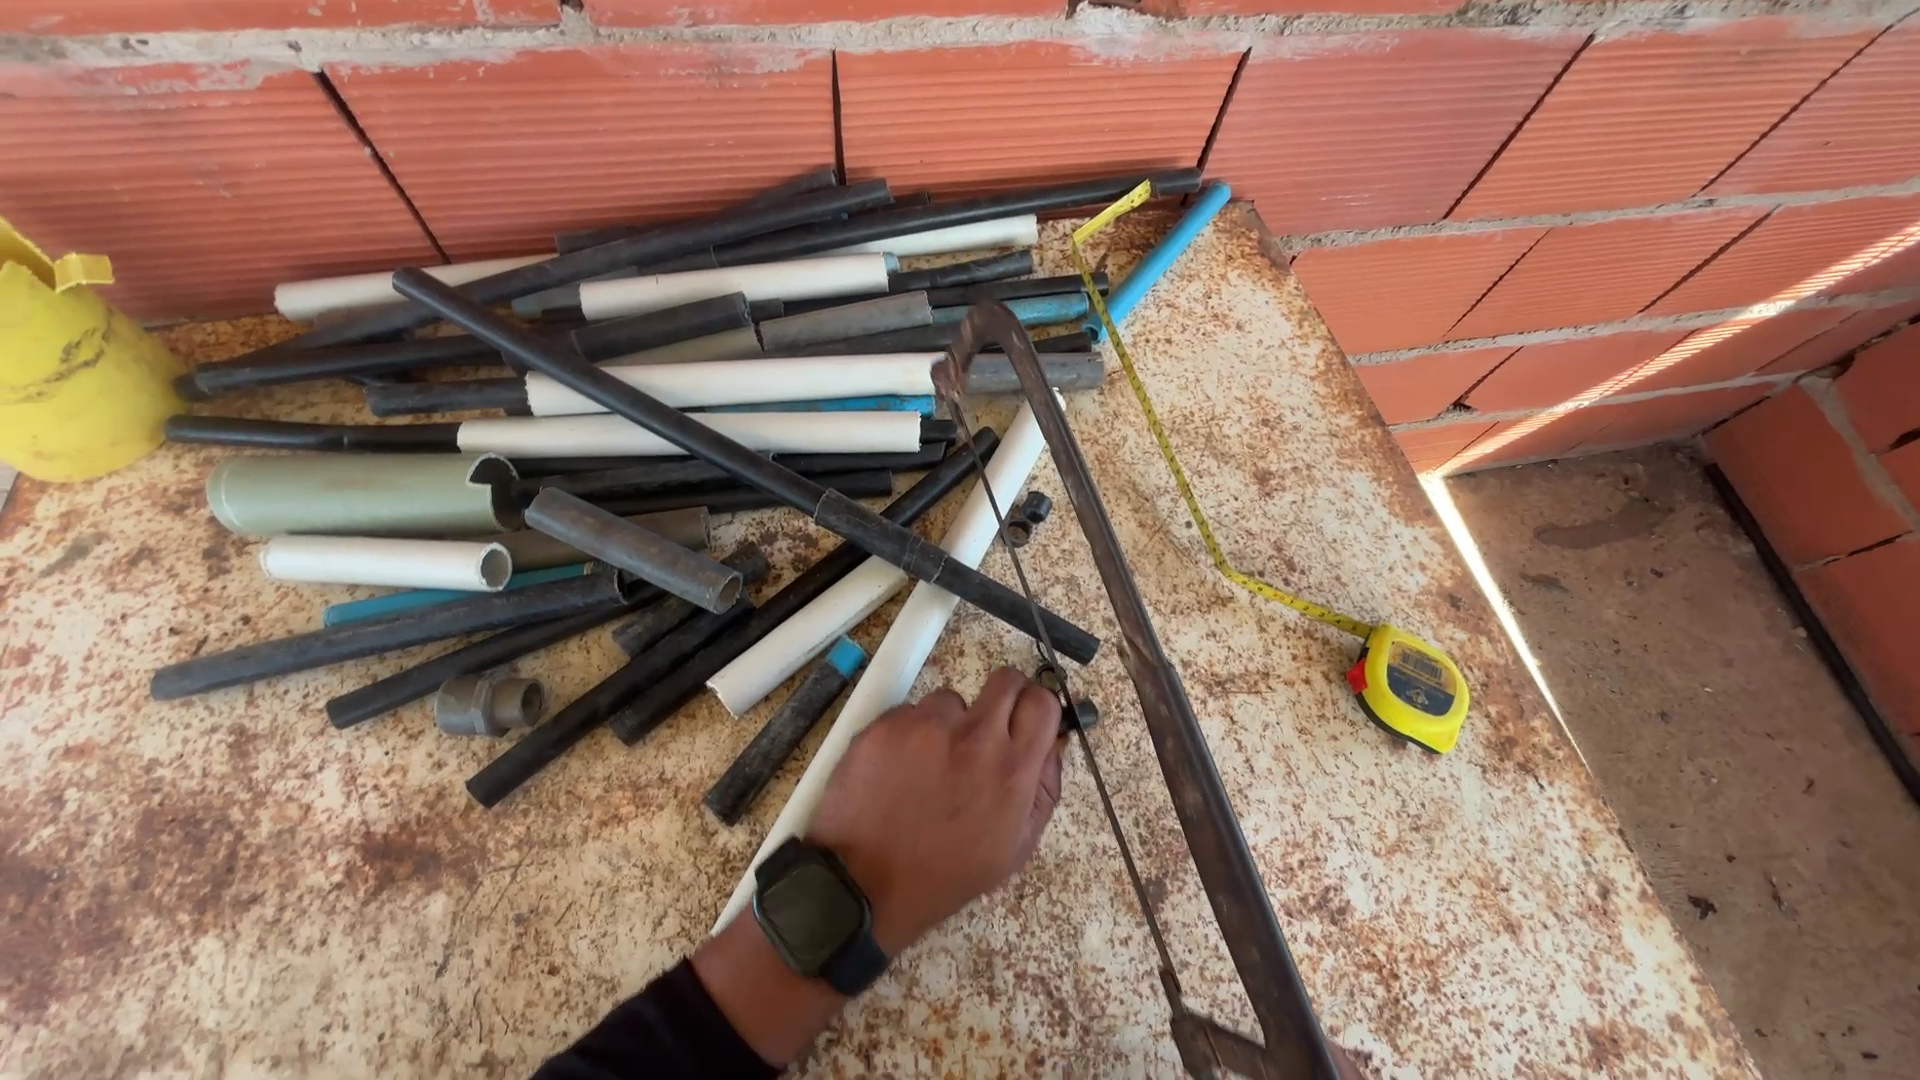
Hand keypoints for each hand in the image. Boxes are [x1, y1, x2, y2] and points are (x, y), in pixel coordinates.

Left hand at [807, 666, 1065, 954]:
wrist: (865, 885)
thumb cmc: (946, 875)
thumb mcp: (1015, 848)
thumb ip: (1044, 788)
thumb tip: (1052, 741)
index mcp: (1012, 770)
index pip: (1042, 701)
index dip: (1037, 705)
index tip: (1026, 717)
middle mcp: (973, 737)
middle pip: (1004, 680)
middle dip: (1002, 698)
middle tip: (986, 728)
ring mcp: (925, 726)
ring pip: (950, 700)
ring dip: (948, 723)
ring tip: (929, 767)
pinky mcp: (885, 724)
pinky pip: (909, 714)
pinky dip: (909, 734)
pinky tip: (898, 771)